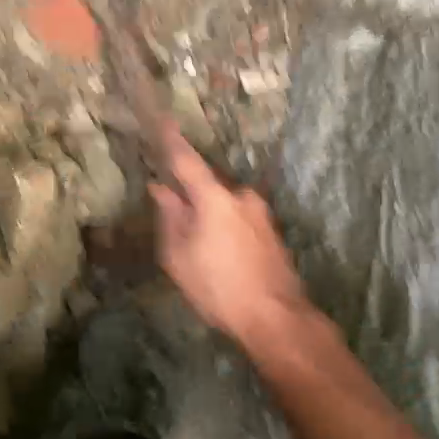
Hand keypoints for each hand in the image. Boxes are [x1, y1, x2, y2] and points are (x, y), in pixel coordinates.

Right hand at [150, 128, 309, 346]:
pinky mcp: (272, 233)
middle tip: (177, 223)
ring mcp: (261, 214)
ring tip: (200, 250)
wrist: (277, 319)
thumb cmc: (219, 287)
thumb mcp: (179, 257)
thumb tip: (161, 190)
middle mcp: (241, 197)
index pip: (187, 161)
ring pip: (224, 205)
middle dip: (191, 198)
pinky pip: (239, 220)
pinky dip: (226, 229)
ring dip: (210, 218)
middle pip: (207, 187)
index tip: (164, 119)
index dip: (173, 140)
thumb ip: (170, 217)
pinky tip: (221, 258)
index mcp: (214, 198)